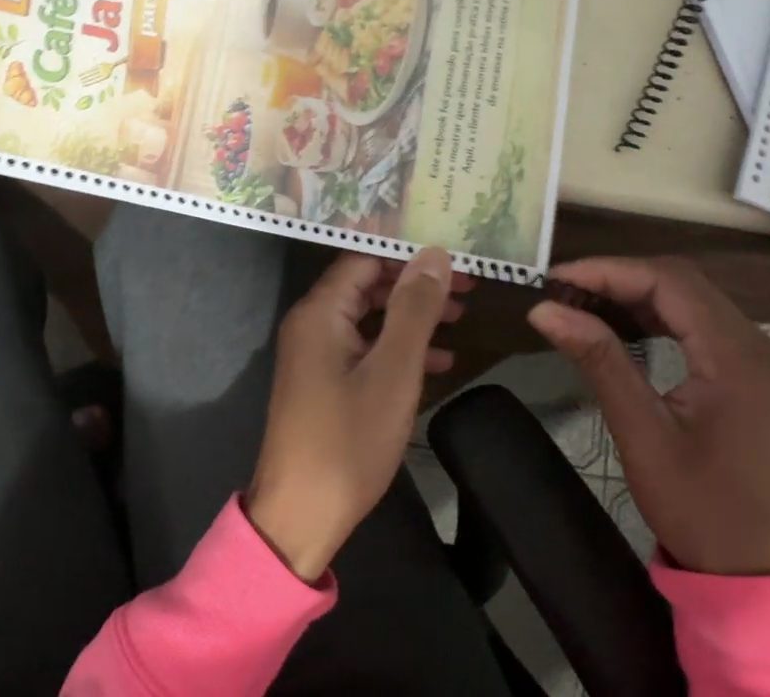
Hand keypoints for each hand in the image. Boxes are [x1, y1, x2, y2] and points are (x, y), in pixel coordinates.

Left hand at [244, 249, 467, 581]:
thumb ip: (413, 311)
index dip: (409, 256)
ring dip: (411, 317)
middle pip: (366, 286)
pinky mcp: (323, 384)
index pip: (364, 260)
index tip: (456, 259)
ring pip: (367, 319)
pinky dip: (397, 349)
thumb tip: (432, 254)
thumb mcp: (392, 372)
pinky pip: (364, 350)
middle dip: (415, 284)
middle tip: (467, 288)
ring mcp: (315, 356)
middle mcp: (311, 325)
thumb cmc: (348, 440)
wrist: (302, 514)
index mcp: (319, 313)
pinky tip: (440, 362)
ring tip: (460, 318)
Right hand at [529, 257, 769, 576]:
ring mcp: (763, 362)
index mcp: (737, 356)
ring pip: (694, 302)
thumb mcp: (643, 434)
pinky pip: (704, 327)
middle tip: (560, 293)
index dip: (606, 271)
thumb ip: (599, 361)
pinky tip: (624, 330)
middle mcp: (758, 346)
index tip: (553, 280)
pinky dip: (660, 318)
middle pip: (683, 284)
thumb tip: (544, 309)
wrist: (769, 576)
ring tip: (580, 306)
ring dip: (637, 296)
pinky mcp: (756, 379)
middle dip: (618, 278)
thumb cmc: (704, 509)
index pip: (668, 282)